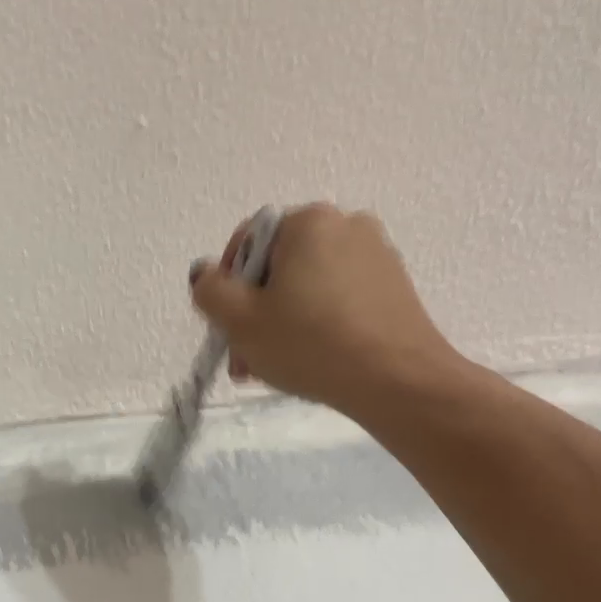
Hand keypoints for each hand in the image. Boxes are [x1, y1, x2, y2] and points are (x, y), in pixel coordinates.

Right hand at [190, 204, 469, 414]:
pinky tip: (311, 359)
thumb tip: (204, 273)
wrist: (396, 379)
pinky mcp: (393, 286)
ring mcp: (376, 254)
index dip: (227, 285)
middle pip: (278, 266)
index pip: (248, 242)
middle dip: (255, 310)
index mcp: (308, 222)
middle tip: (244, 357)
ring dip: (282, 321)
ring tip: (273, 367)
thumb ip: (210, 291)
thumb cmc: (308, 343)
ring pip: (307, 285)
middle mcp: (346, 225)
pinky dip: (316, 323)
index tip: (226, 326)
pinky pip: (337, 298)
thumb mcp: (240, 321)